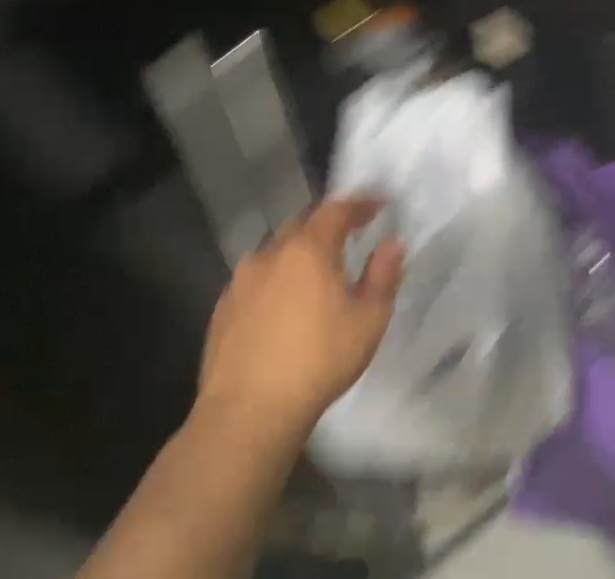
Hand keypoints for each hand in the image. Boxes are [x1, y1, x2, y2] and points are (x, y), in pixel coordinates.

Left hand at [196, 198, 404, 434]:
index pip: (336, 209)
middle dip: (327, 223)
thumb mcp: (370, 317)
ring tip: (318, 271)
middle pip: (301, 224)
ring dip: (298, 251)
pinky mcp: (222, 311)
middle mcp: (270, 256)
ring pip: (274, 252)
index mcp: (308, 250)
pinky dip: (276, 278)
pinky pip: (255, 279)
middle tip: (351, 234)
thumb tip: (393, 242)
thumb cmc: (320, 359)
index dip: (360, 202)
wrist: (248, 412)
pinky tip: (287, 304)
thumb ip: (383, 274)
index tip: (380, 204)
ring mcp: (240, 283)